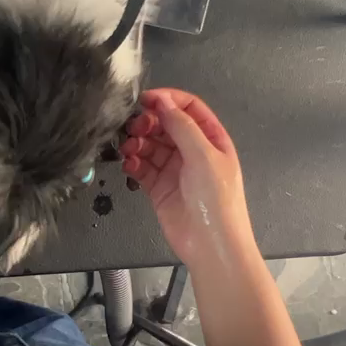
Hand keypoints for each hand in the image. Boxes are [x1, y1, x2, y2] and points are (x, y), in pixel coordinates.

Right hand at [119, 88, 257, 270]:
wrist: (211, 245)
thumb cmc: (217, 201)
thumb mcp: (203, 156)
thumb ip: (182, 127)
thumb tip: (163, 102)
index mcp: (211, 140)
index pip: (189, 109)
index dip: (168, 100)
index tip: (146, 100)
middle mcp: (193, 152)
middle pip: (166, 125)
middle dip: (149, 122)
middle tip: (134, 127)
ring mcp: (175, 170)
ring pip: (151, 146)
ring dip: (137, 142)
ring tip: (128, 148)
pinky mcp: (159, 188)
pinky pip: (142, 168)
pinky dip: (133, 163)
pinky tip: (129, 164)